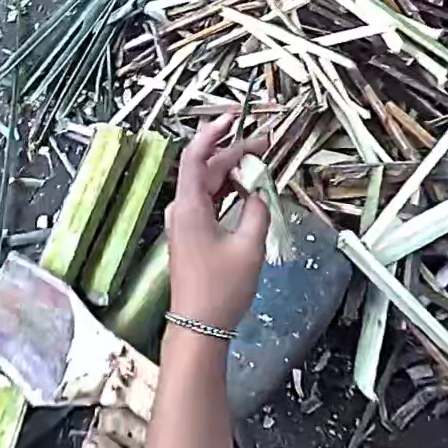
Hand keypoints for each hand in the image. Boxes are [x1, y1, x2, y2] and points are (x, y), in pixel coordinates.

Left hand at [164, 113, 268, 330]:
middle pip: (207, 168)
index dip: (213, 133)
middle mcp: (182, 209)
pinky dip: (227, 191)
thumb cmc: (220, 290)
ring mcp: (184, 221)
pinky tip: (246, 189)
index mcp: (189, 206)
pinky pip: (209, 200)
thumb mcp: (249, 247)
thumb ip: (257, 210)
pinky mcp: (191, 233)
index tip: (232, 118)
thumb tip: (259, 190)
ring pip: (209, 184)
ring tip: (260, 164)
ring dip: (233, 173)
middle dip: (235, 154)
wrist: (199, 328)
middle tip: (265, 145)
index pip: (196, 156)